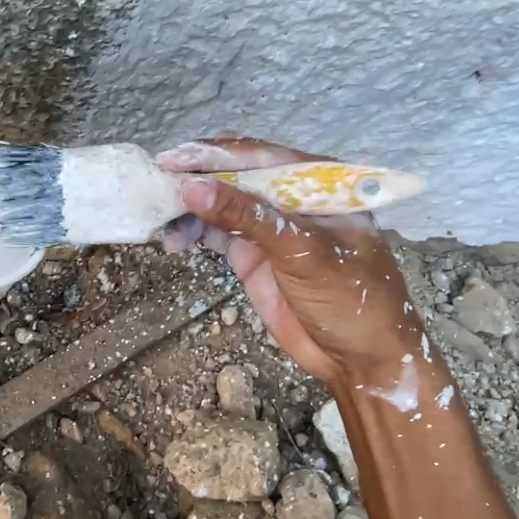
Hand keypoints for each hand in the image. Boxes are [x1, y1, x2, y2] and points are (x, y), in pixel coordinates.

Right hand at [158, 136, 421, 388]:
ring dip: (187, 208)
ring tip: (162, 223)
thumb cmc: (353, 300)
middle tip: (156, 184)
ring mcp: (267, 223)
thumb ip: (246, 216)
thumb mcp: (302, 252)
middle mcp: (287, 194)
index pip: (254, 155)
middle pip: (230, 173)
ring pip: (217, 201)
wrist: (363, 363)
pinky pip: (213, 229)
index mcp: (314, 181)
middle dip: (193, 179)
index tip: (172, 159)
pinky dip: (191, 230)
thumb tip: (191, 186)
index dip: (211, 154)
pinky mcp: (251, 251)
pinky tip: (173, 239)